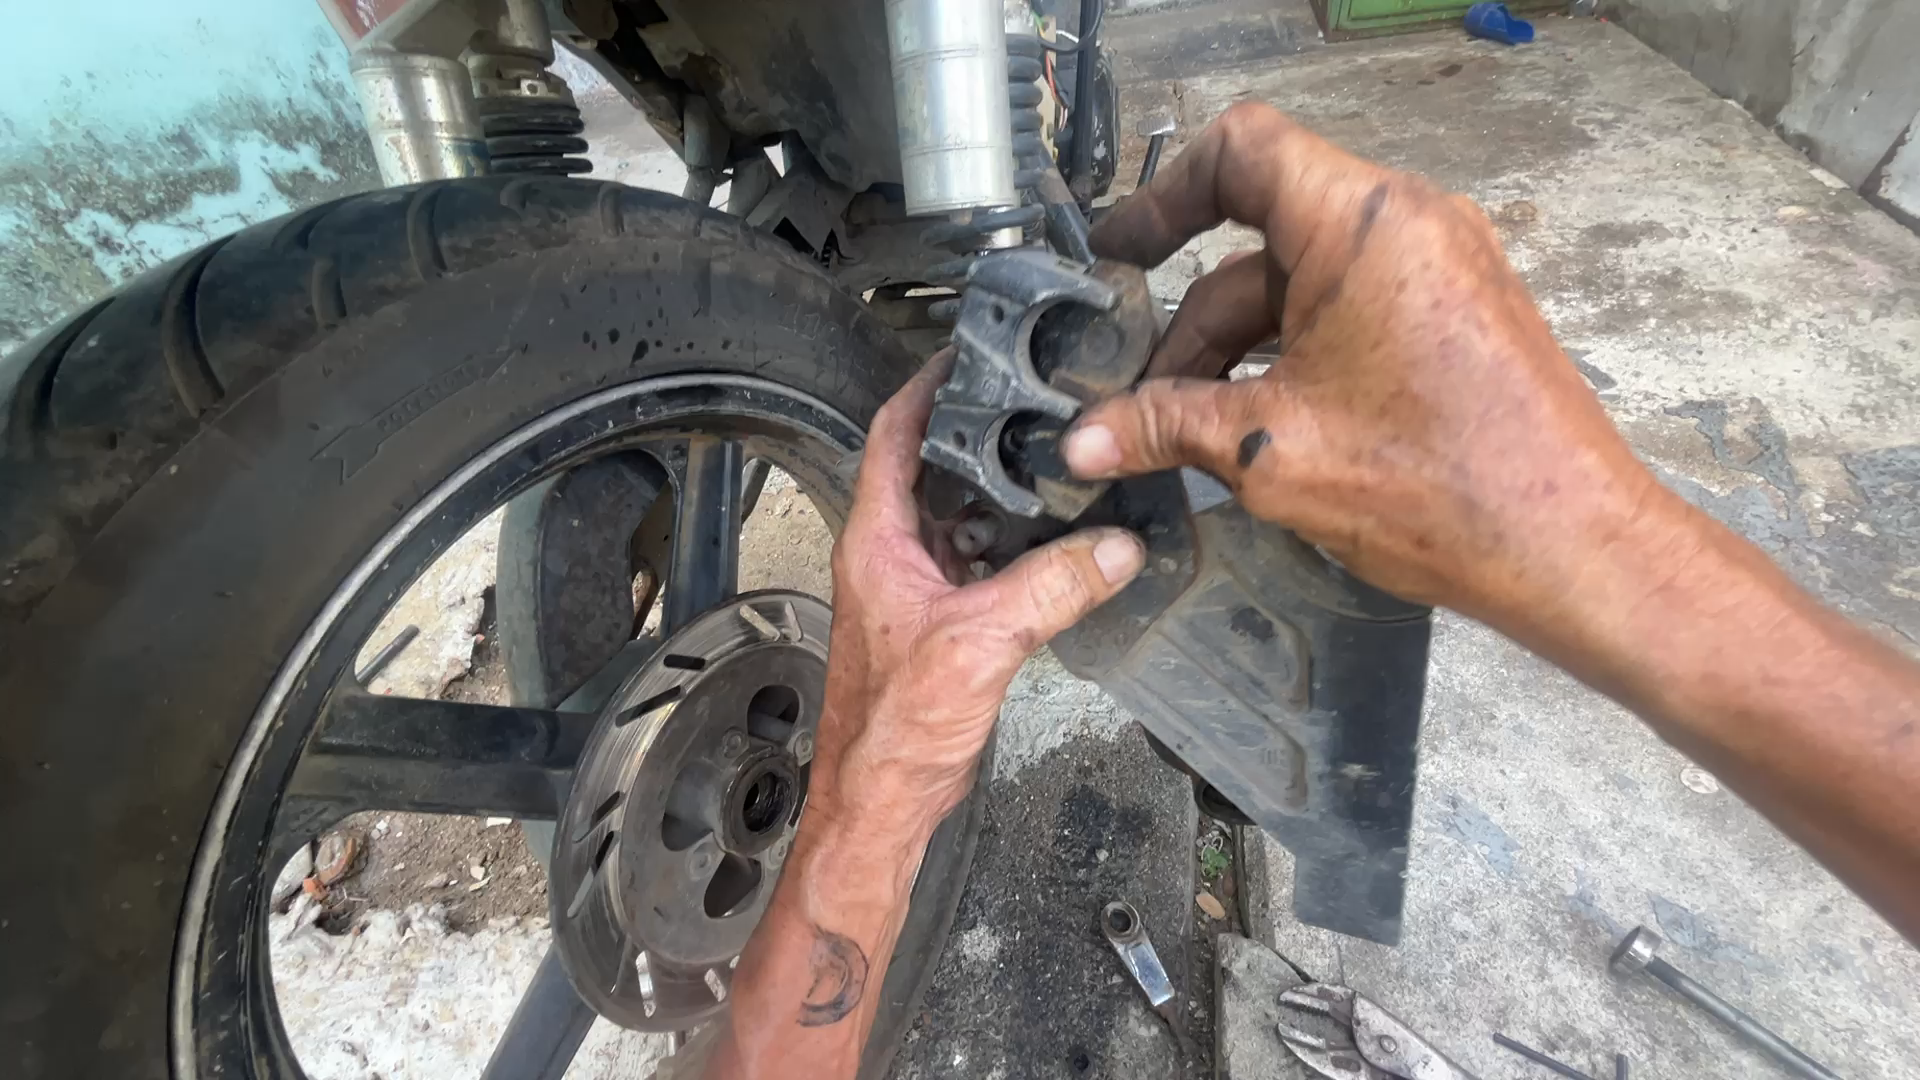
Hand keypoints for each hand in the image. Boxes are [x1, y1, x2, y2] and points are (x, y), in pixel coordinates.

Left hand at [811, 350, 1145, 832]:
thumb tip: (1118, 548)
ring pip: (958, 517)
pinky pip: (977, 562)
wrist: (883, 796)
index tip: (964, 356)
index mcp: (877, 540)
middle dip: (976, 437)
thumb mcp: (980, 642)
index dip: (923, 389)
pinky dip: (1008, 545)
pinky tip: (1051, 541)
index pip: (891, 436)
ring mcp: (915, 586)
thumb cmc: (896, 725)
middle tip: (1032, 406)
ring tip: (1052, 463)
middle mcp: (891, 554)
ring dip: (997, 495)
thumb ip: (1050, 589)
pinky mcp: (940, 618)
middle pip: (929, 469)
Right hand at [1066, 102, 1669, 633]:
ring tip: (1181, 433)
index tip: (1116, 257)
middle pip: (1250, 253)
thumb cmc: (1425, 484)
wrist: (1567, 549)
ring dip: (1222, 360)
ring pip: (1285, 296)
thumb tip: (1076, 444)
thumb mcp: (1268, 450)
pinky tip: (1241, 428)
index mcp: (1361, 227)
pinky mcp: (1434, 321)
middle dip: (1184, 333)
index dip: (1162, 196)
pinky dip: (1272, 364)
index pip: (1242, 152)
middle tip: (1135, 407)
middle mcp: (1399, 228)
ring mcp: (1423, 274)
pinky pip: (1327, 321)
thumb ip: (1163, 428)